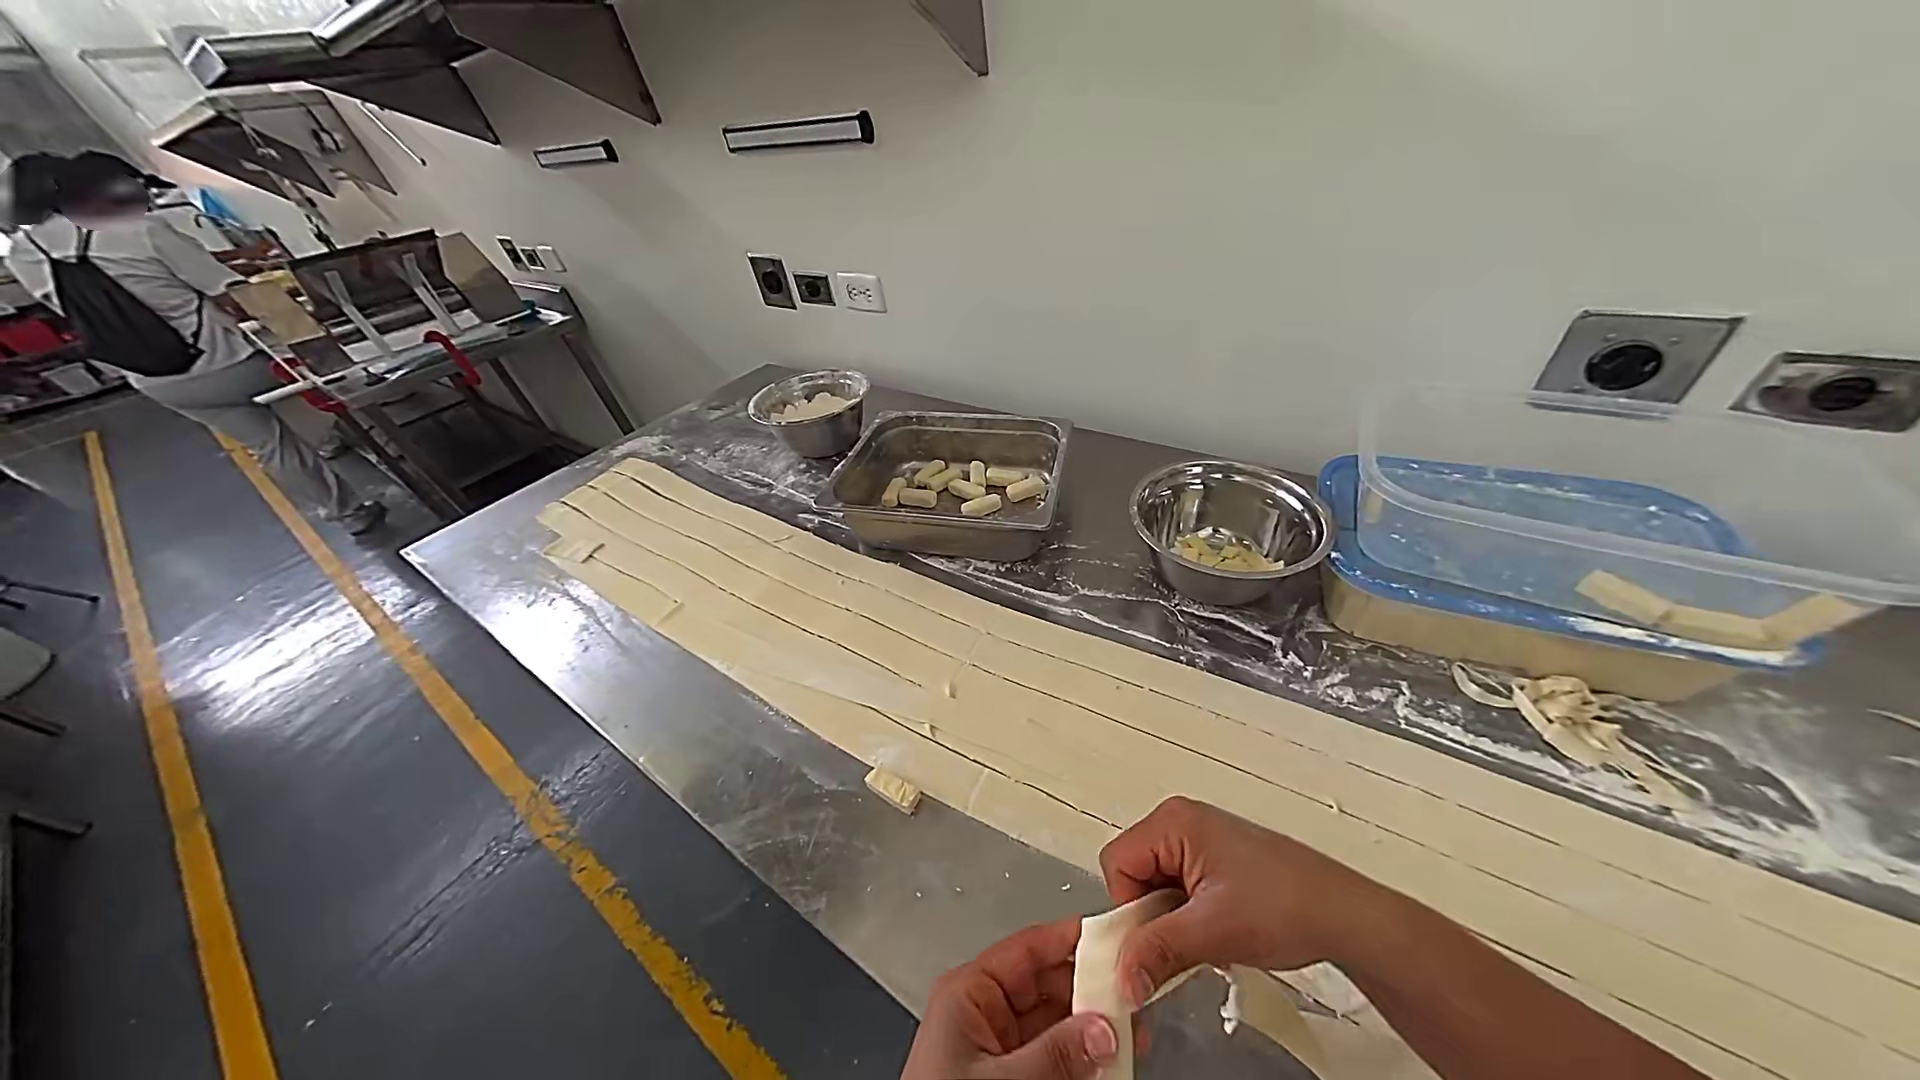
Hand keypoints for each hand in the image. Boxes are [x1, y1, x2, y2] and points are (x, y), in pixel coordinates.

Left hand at [902, 917, 1120, 1079]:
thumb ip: (1055, 1053)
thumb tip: (1103, 1028)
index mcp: (970, 992)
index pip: (1029, 948)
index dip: (1072, 938)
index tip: (1113, 937)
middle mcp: (984, 1010)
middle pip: (1048, 983)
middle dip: (1091, 988)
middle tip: (1133, 994)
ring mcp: (998, 1045)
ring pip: (1055, 1020)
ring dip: (1092, 1027)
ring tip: (1132, 1031)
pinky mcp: (1009, 1073)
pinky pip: (1052, 1053)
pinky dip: (1081, 1057)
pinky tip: (1110, 1062)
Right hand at [1099, 796, 1386, 1006]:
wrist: (1346, 916)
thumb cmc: (1288, 905)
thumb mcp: (1214, 932)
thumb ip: (1159, 951)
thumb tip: (1123, 976)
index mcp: (1174, 821)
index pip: (1118, 863)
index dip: (1128, 907)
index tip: (1150, 942)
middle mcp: (1181, 822)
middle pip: (1134, 873)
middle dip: (1152, 916)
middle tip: (1182, 943)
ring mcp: (1198, 839)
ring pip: (1155, 885)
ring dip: (1171, 920)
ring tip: (1206, 937)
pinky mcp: (1213, 859)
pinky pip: (1177, 888)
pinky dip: (1187, 916)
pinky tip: (1214, 932)